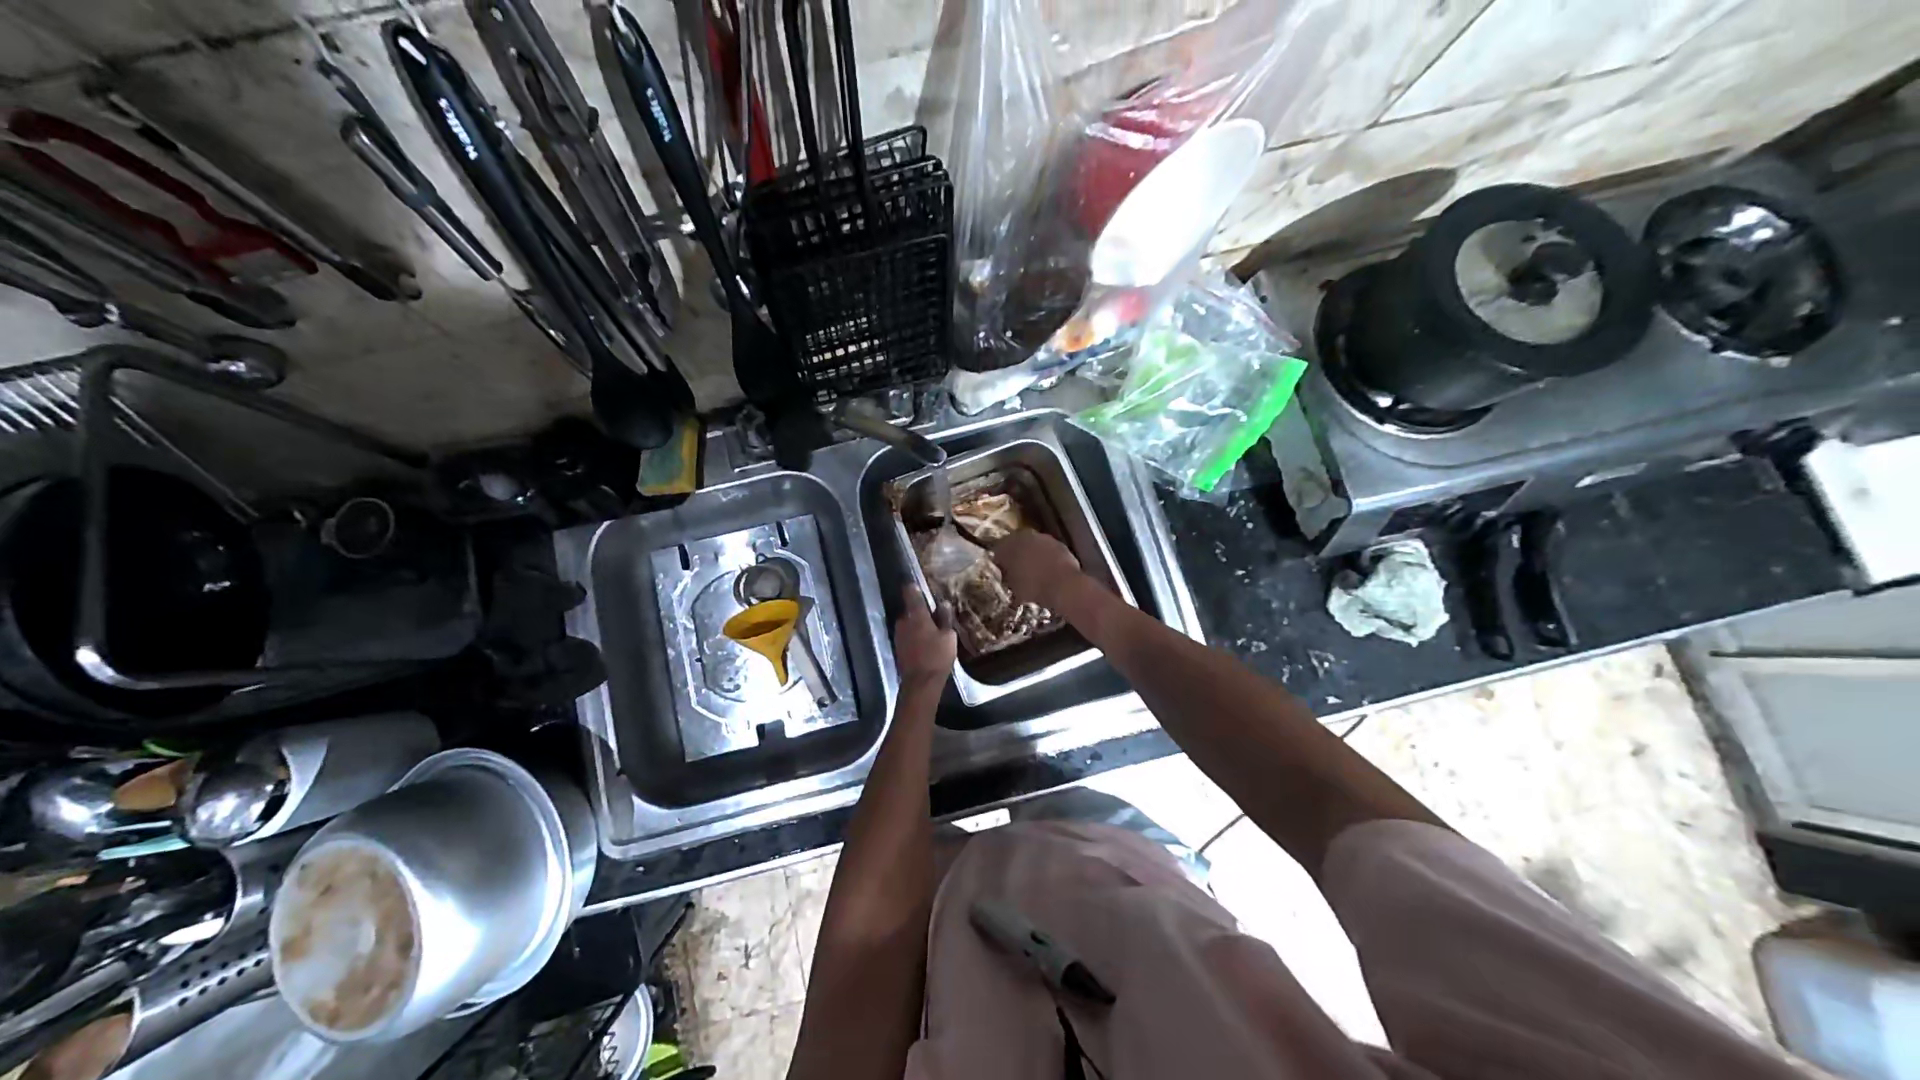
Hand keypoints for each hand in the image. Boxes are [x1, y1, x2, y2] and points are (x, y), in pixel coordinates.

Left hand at [892, 585, 955, 692]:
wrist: (920, 683)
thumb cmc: (937, 656)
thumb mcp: (948, 636)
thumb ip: (945, 618)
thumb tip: (943, 603)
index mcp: (916, 615)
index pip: (911, 593)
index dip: (914, 587)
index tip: (918, 584)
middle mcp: (904, 621)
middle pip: (910, 609)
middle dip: (920, 610)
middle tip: (934, 614)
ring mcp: (898, 635)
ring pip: (908, 623)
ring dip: (917, 624)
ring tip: (932, 630)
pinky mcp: (898, 647)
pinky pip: (907, 634)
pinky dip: (914, 635)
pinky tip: (925, 642)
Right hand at [991, 529, 1083, 610]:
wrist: (1064, 586)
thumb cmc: (1032, 587)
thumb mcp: (1013, 587)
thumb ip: (1008, 577)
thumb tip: (1008, 577)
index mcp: (1007, 544)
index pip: (998, 551)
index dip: (1000, 564)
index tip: (1003, 574)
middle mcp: (1025, 536)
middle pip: (1017, 546)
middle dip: (1017, 557)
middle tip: (1017, 573)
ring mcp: (1044, 538)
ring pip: (1034, 547)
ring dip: (1033, 556)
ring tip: (1035, 574)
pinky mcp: (1060, 545)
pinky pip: (1049, 552)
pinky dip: (1047, 559)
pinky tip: (1049, 572)